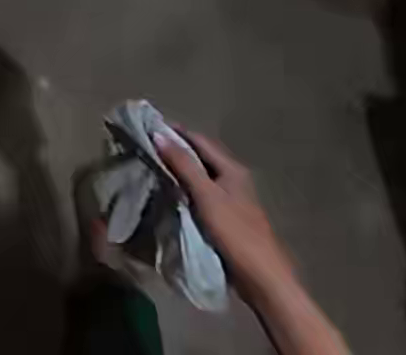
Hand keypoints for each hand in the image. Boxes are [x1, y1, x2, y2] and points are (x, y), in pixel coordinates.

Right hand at [155, 129, 299, 304]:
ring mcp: (229, 197)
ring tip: (149, 162)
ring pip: (197, 173)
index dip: (172, 130)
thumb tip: (157, 133)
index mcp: (231, 169)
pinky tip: (166, 187)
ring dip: (175, 166)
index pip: (197, 139)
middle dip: (172, 147)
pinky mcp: (225, 214)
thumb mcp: (206, 195)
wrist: (263, 280)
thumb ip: (183, 164)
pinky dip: (181, 184)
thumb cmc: (236, 233)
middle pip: (198, 154)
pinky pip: (198, 190)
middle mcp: (232, 178)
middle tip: (142, 143)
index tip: (144, 125)